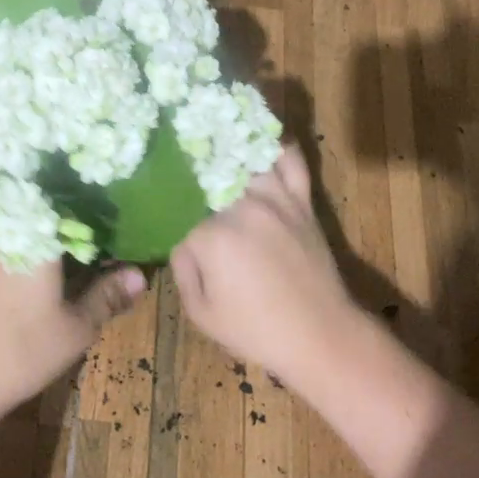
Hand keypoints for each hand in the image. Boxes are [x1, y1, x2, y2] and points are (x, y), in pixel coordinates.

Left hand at [0, 188, 145, 425]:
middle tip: (36, 196)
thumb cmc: (21, 353)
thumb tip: (141, 274)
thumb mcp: (75, 330)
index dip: (63, 187)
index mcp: (32, 237)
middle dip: (18, 183)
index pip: (50, 194)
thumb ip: (107, 297)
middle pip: (1, 185)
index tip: (77, 189)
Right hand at [170, 145, 364, 384]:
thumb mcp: (200, 312)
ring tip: (210, 141)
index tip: (157, 207)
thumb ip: (182, 269)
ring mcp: (276, 200)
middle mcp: (242, 207)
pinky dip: (274, 147)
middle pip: (209, 172)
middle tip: (176, 164)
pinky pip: (290, 161)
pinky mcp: (301, 201)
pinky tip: (258, 141)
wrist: (321, 336)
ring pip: (246, 158)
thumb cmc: (255, 331)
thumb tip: (180, 239)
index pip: (177, 206)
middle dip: (191, 169)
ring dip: (226, 150)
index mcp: (211, 234)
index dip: (165, 207)